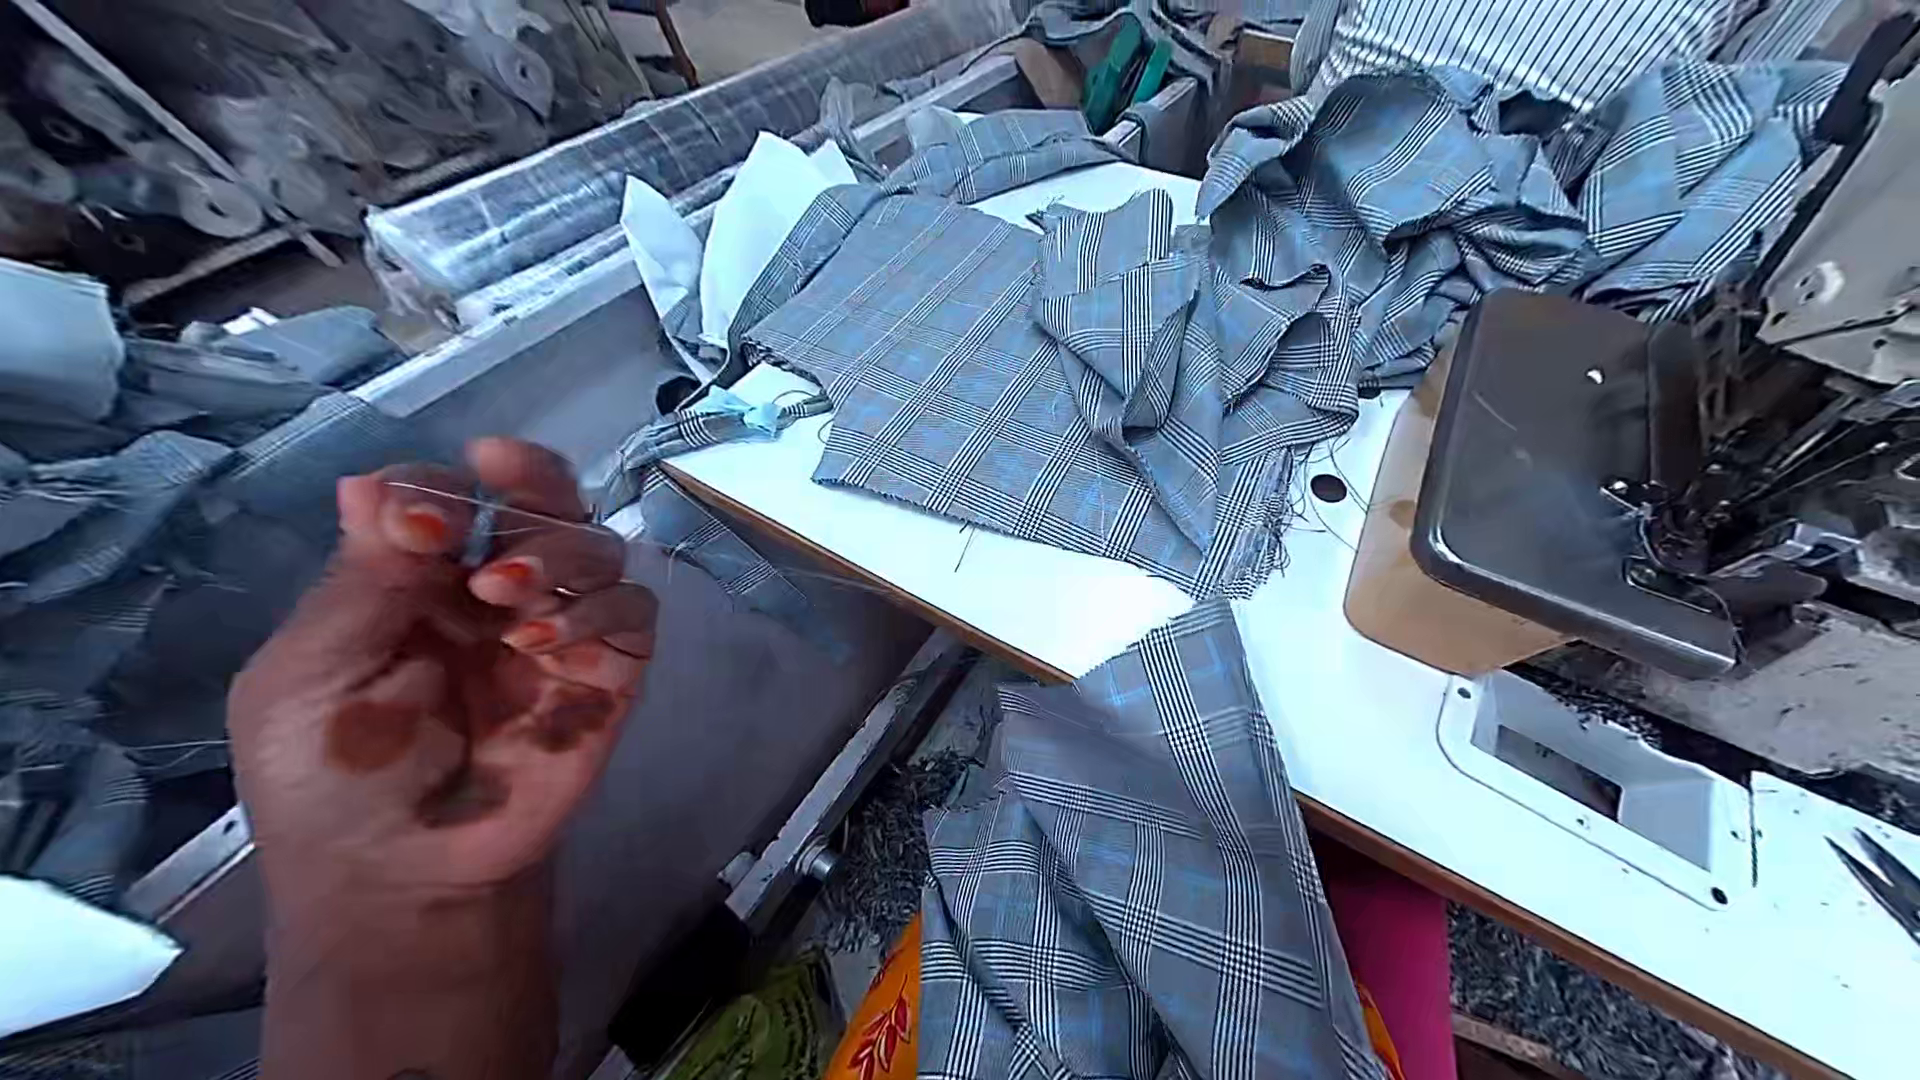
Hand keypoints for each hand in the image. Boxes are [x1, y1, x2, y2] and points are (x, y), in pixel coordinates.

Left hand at [229, 437, 656, 912]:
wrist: (413, 870)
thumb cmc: (337, 778)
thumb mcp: (313, 675)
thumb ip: (360, 582)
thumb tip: (369, 483)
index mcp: (425, 580)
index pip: (457, 499)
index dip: (446, 488)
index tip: (419, 519)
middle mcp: (504, 589)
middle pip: (549, 503)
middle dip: (533, 484)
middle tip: (502, 484)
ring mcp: (567, 625)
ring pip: (600, 547)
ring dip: (557, 552)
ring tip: (502, 594)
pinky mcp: (614, 664)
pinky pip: (633, 608)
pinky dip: (596, 609)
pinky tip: (541, 643)